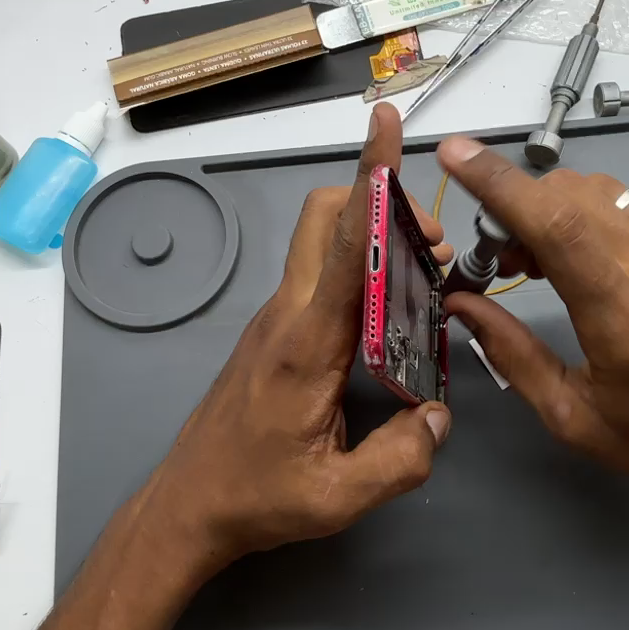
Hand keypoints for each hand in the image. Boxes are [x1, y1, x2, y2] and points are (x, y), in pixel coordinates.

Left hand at [146, 105, 453, 567]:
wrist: (188, 505)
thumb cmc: (255, 497)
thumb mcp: (337, 497)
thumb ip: (401, 459)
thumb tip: (440, 416)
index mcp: (308, 342)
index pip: (345, 242)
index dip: (371, 177)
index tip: (387, 124)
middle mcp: (289, 314)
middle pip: (323, 217)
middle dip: (377, 201)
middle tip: (429, 243)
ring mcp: (277, 319)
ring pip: (321, 242)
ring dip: (370, 235)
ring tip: (424, 273)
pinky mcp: (275, 333)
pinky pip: (319, 276)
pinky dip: (357, 267)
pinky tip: (388, 310)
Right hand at [435, 136, 628, 522]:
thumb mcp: (573, 417)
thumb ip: (512, 352)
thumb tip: (461, 303)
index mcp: (626, 316)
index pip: (554, 221)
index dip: (497, 181)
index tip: (453, 153)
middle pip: (571, 194)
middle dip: (515, 204)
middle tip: (496, 255)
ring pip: (600, 192)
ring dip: (550, 208)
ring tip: (534, 261)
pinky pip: (628, 208)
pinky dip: (585, 216)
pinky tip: (577, 259)